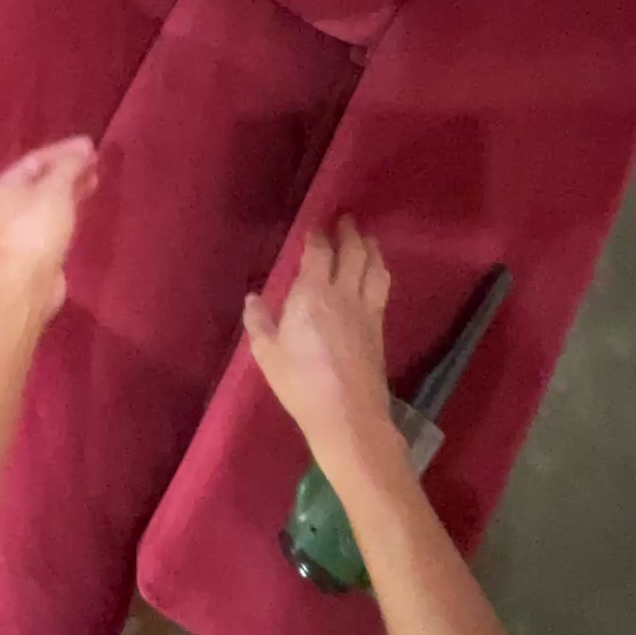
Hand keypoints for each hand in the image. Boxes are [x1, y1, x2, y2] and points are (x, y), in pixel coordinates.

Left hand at [0, 136, 97, 320]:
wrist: (29, 282)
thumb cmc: (38, 228)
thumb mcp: (56, 189)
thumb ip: (70, 165)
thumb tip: (83, 148)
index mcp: (9, 183)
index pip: (38, 158)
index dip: (64, 149)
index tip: (91, 144)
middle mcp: (13, 201)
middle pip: (44, 176)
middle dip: (70, 166)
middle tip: (96, 158)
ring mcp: (25, 223)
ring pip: (52, 196)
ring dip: (73, 184)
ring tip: (96, 175)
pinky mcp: (40, 242)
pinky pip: (58, 214)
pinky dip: (72, 204)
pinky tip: (86, 199)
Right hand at [244, 216, 397, 461]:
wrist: (347, 415)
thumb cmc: (300, 382)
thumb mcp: (267, 353)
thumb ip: (258, 322)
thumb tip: (252, 298)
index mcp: (311, 294)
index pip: (319, 252)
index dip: (318, 235)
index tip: (315, 225)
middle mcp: (342, 294)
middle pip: (353, 252)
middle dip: (349, 233)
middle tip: (346, 219)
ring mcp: (365, 310)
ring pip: (374, 267)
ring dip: (371, 248)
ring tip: (367, 238)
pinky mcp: (379, 327)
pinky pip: (382, 287)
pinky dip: (380, 271)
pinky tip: (377, 272)